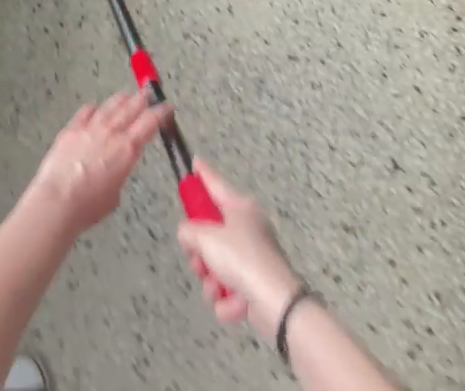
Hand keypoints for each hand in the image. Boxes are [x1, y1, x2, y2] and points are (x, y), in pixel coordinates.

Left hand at [20, 89, 171, 234]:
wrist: (57, 201)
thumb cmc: (89, 206)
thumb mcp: (115, 193)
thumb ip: (119, 173)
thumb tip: (114, 168)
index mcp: (127, 150)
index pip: (149, 123)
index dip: (161, 113)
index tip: (167, 107)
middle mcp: (110, 133)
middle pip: (130, 108)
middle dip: (141, 98)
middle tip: (148, 92)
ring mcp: (89, 128)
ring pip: (109, 106)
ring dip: (120, 99)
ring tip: (126, 94)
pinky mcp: (70, 129)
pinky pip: (85, 112)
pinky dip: (93, 108)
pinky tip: (95, 106)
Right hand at [176, 160, 304, 338]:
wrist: (276, 302)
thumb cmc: (242, 259)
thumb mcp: (206, 238)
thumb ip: (188, 231)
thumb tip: (188, 234)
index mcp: (241, 208)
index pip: (216, 184)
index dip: (203, 173)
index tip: (195, 161)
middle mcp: (248, 227)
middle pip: (212, 231)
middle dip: (200, 251)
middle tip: (197, 258)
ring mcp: (254, 256)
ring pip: (217, 263)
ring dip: (211, 279)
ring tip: (216, 287)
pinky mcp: (256, 283)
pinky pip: (230, 288)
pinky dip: (227, 298)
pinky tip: (233, 303)